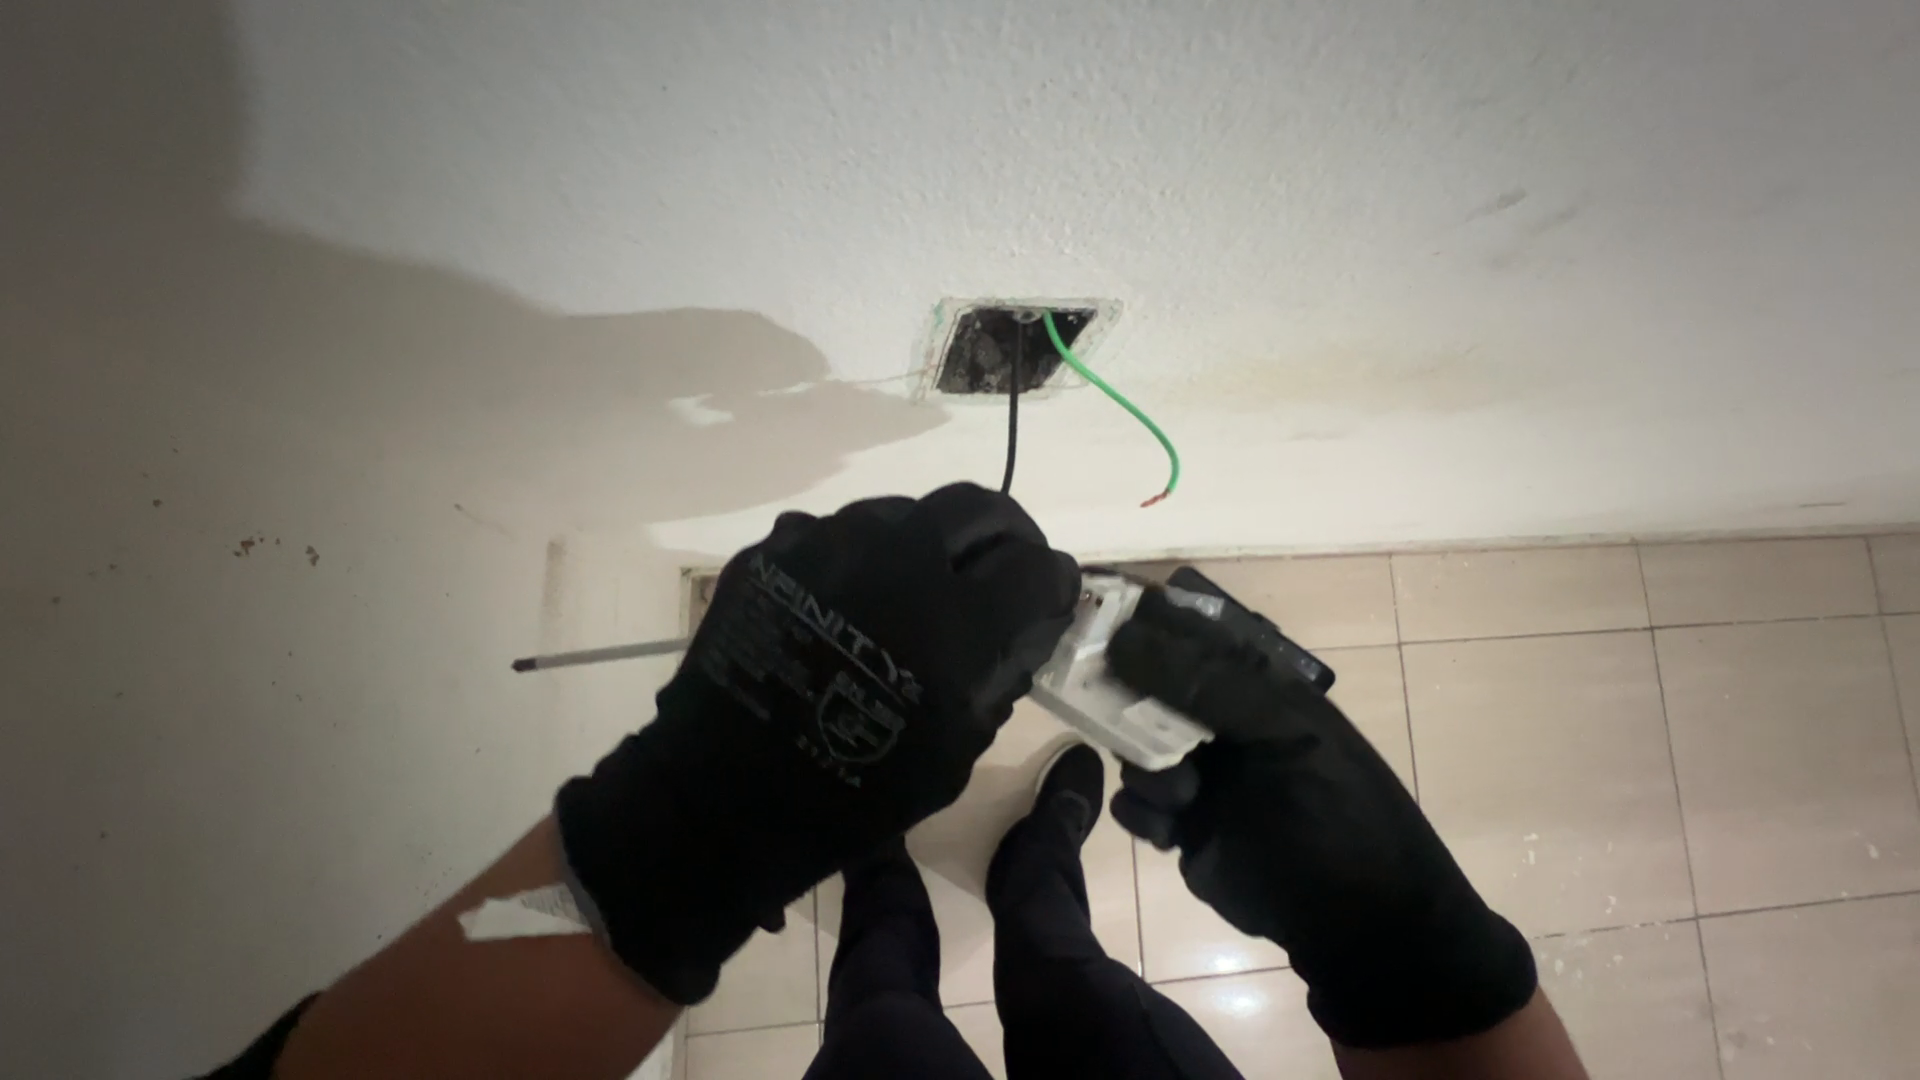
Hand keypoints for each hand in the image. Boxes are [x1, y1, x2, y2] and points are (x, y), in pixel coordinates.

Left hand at [555, 483, 1080, 1003]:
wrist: (723, 796)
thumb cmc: (854, 791)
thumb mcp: (957, 749)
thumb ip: (1004, 669)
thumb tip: (1033, 615)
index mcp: (953, 623)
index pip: (1035, 565)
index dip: (1053, 578)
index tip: (1050, 591)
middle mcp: (897, 561)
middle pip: (978, 506)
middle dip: (1005, 532)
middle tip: (1002, 563)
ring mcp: (827, 542)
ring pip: (906, 509)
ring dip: (931, 540)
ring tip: (921, 581)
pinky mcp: (777, 547)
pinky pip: (841, 529)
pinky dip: (865, 554)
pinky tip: (854, 594)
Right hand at [1106, 589, 1535, 1048]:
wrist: (1360, 922)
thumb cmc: (1336, 809)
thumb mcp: (1285, 731)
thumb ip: (1207, 682)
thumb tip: (1123, 641)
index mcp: (1247, 683)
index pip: (1183, 632)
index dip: (1138, 622)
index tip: (1092, 621)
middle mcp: (1211, 718)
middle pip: (1139, 688)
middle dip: (1124, 703)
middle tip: (1114, 714)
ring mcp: (1191, 771)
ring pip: (1127, 747)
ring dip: (1147, 770)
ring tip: (1185, 798)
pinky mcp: (1175, 823)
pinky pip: (1131, 803)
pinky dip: (1143, 814)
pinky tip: (1173, 830)